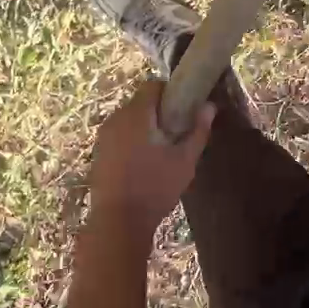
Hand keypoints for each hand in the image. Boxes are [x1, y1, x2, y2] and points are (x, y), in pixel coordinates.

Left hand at [87, 82, 215, 245]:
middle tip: (175, 133)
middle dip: (158, 112)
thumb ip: (198, 130)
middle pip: (139, 103)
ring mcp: (104, 136)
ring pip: (128, 120)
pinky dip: (131, 140)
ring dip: (144, 127)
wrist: (118, 221)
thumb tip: (209, 106)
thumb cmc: (155, 187)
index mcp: (136, 114)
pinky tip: (142, 164)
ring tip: (160, 151)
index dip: (169, 92)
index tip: (182, 109)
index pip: (152, 85)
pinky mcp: (99, 152)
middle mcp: (116, 118)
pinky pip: (118, 135)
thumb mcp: (184, 160)